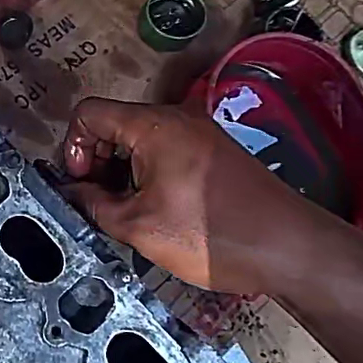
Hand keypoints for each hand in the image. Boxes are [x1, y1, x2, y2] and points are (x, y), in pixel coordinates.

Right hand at [61, 98, 346, 297]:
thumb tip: (73, 194)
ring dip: (121, 170)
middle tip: (98, 202)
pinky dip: (147, 173)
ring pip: (139, 139)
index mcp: (153, 125)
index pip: (89, 113)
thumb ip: (95, 205)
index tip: (81, 183)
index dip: (73, 147)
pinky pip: (165, 151)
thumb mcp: (139, 226)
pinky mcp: (213, 151)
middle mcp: (176, 118)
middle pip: (114, 124)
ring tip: (125, 211)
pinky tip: (154, 208)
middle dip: (96, 160)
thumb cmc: (211, 235)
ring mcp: (199, 133)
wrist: (290, 248)